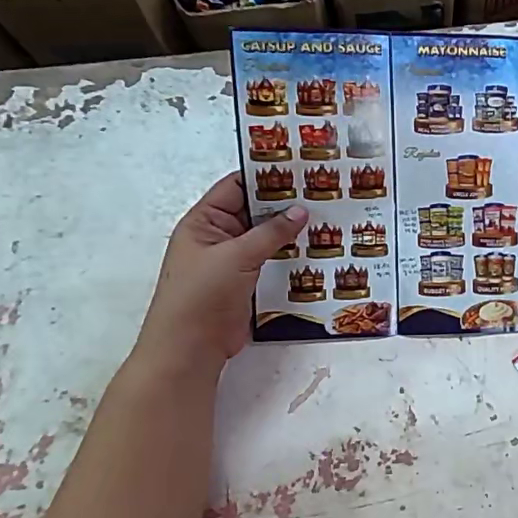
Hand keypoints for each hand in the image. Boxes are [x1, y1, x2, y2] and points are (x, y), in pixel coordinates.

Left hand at [133, 173, 305, 373]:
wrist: (189, 349)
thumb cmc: (202, 295)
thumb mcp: (236, 256)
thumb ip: (271, 232)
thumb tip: (300, 210)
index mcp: (204, 221)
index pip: (236, 186)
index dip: (265, 175)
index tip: (300, 167)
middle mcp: (218, 236)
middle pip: (255, 210)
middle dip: (285, 202)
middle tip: (322, 191)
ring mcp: (233, 260)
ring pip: (266, 236)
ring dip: (291, 229)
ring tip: (327, 216)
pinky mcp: (247, 282)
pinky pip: (271, 259)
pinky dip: (290, 253)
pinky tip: (317, 247)